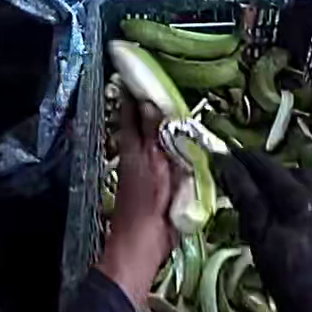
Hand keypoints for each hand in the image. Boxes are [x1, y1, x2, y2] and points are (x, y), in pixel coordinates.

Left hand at [96, 96, 179, 307]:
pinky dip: (168, 138)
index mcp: (132, 143)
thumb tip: (149, 100)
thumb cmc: (148, 203)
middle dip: (149, 100)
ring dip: (159, 118)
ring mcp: (143, 163)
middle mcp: (135, 149)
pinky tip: (181, 135)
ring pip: (151, 133)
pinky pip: (161, 149)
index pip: (130, 107)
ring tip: (175, 101)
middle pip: (140, 118)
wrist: (142, 243)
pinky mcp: (153, 177)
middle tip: (163, 79)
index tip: (140, 67)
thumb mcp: (154, 163)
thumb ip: (153, 132)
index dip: (133, 88)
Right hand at [215, 150, 311, 311]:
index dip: (246, 159)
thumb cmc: (289, 283)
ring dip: (304, 191)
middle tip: (254, 180)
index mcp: (300, 197)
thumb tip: (225, 163)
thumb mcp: (259, 237)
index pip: (268, 167)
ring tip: (288, 201)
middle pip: (296, 174)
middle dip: (275, 173)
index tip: (229, 154)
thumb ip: (245, 196)